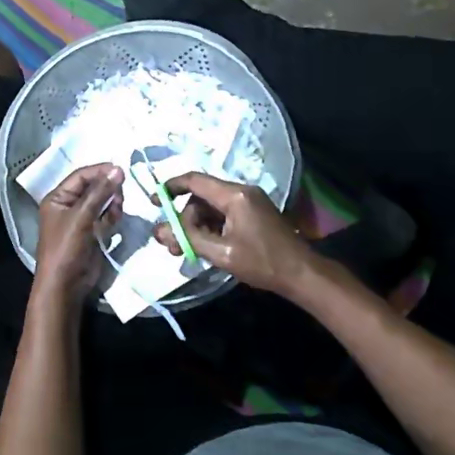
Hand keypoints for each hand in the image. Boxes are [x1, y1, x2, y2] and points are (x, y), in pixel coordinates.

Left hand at [33, 164, 123, 303]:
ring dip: (112, 203)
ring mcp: (81, 220)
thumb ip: (100, 192)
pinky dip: (112, 216)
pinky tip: (115, 221)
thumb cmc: (66, 248)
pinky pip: (105, 217)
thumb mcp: (81, 217)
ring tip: (117, 211)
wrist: (65, 285)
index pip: (81, 176)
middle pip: (93, 188)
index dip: (100, 171)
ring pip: (102, 202)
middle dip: (108, 189)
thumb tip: (118, 169)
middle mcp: (68, 206)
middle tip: (120, 197)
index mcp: (58, 198)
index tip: (121, 171)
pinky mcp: (92, 233)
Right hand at [155, 173, 316, 295]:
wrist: (301, 273)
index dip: (171, 187)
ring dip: (196, 227)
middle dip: (184, 219)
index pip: (195, 181)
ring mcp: (249, 202)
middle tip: (173, 245)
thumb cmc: (262, 262)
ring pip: (211, 208)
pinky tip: (204, 248)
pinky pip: (223, 215)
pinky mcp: (253, 214)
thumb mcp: (221, 253)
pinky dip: (210, 229)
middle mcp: (242, 192)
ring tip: (186, 251)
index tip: (153, 201)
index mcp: (235, 195)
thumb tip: (160, 230)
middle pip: (201, 198)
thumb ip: (188, 239)